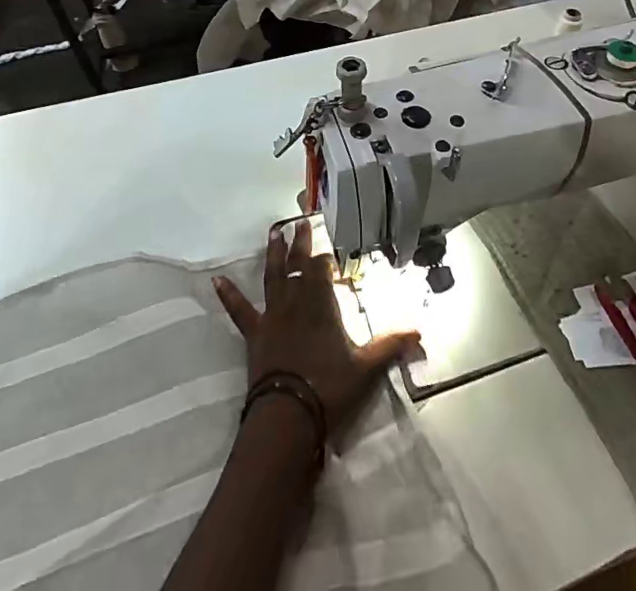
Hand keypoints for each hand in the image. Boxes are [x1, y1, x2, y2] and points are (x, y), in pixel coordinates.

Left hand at [212, 220, 419, 442]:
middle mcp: (295, 304)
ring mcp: (272, 317)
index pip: (322, 273)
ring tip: (272, 234)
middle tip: (300, 224)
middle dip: (300, 246)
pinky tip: (216, 280)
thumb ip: (390, 347)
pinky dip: (228, 295)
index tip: (328, 252)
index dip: (325, 260)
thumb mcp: (366, 369)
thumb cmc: (330, 389)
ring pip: (272, 279)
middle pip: (297, 268)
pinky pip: (238, 310)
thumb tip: (419, 332)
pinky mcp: (254, 334)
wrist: (289, 413)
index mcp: (321, 308)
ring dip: (272, 256)